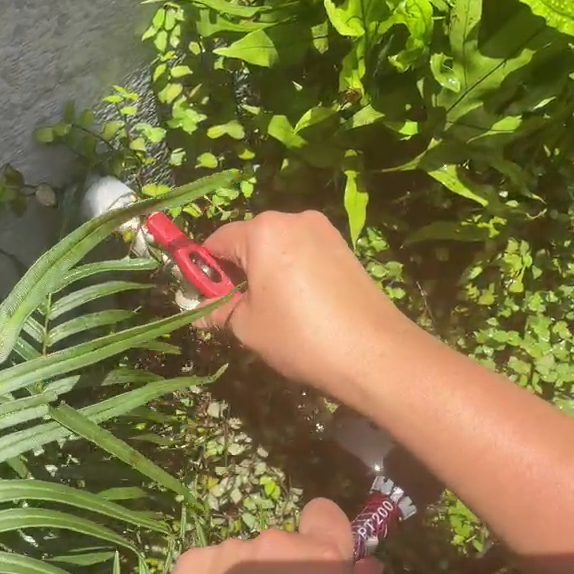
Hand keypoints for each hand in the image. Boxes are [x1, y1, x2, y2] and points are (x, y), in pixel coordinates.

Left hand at [141, 498, 383, 573]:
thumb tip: (364, 565)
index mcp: (318, 562)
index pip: (328, 514)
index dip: (327, 536)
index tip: (320, 567)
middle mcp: (271, 542)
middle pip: (285, 544)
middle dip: (285, 571)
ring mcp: (225, 550)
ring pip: (247, 557)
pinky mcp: (188, 561)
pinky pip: (212, 567)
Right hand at [201, 211, 421, 408]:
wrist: (374, 353)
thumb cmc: (300, 336)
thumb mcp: (247, 327)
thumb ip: (218, 311)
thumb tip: (199, 311)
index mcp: (264, 230)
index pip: (217, 240)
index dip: (204, 269)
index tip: (203, 298)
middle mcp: (294, 219)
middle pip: (249, 241)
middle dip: (238, 271)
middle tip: (238, 310)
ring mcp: (324, 232)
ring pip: (277, 248)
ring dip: (265, 273)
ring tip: (274, 313)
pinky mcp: (345, 248)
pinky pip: (303, 255)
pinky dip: (292, 274)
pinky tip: (300, 308)